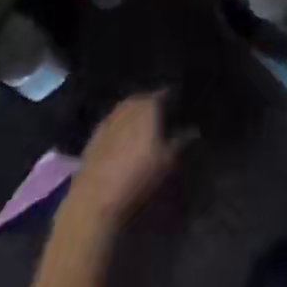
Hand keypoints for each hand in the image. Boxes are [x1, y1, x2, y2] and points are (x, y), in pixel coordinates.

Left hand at [65, 93, 182, 227]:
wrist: (99, 191)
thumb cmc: (139, 175)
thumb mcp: (167, 162)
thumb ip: (178, 142)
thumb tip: (189, 131)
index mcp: (146, 108)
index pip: (160, 95)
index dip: (168, 98)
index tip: (175, 104)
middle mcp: (127, 107)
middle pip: (141, 99)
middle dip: (151, 104)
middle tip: (161, 115)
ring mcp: (109, 117)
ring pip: (125, 108)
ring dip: (135, 112)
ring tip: (144, 125)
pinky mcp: (97, 130)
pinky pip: (113, 120)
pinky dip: (121, 123)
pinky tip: (124, 136)